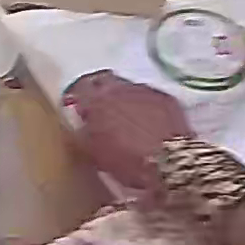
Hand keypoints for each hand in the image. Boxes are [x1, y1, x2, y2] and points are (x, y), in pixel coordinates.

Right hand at [63, 70, 191, 193]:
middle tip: (96, 107)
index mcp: (96, 100)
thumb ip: (81, 132)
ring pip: (126, 86)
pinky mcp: (167, 98)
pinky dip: (142, 104)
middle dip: (97, 90)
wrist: (174, 164)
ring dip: (121, 97)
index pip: (77, 87)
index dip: (73, 96)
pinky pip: (148, 95)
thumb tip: (79, 122)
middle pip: (102, 79)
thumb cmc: (126, 162)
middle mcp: (119, 88)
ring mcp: (145, 91)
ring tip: (122, 116)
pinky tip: (145, 120)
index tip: (71, 106)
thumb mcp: (93, 153)